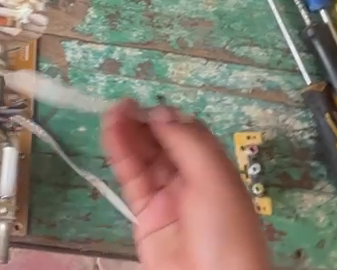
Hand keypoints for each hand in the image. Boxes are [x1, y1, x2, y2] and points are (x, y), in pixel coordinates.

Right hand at [101, 100, 271, 269]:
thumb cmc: (225, 232)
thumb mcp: (215, 180)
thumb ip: (188, 143)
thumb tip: (161, 113)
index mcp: (214, 170)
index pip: (188, 135)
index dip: (168, 119)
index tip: (150, 108)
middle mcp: (191, 181)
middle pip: (163, 143)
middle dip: (144, 123)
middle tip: (123, 105)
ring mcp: (167, 198)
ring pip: (144, 158)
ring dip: (128, 133)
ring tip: (112, 112)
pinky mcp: (146, 216)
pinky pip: (132, 179)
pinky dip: (120, 155)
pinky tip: (111, 134)